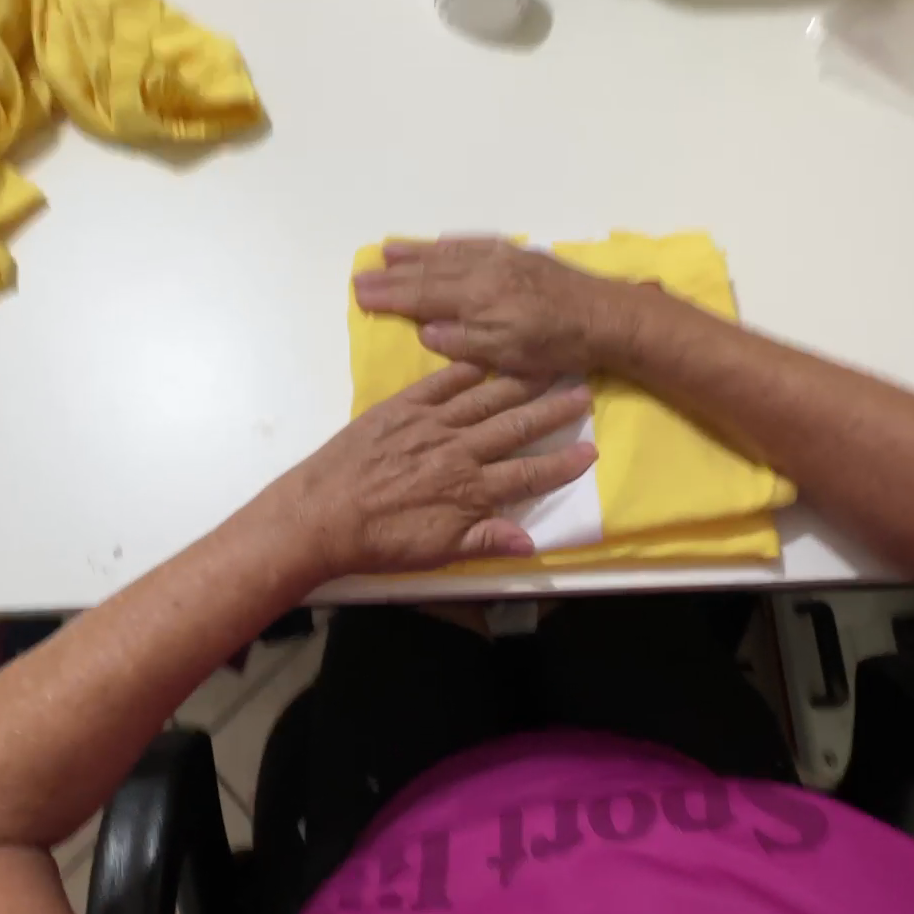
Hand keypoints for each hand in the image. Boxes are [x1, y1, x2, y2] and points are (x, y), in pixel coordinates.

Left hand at [265, 363, 597, 575]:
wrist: (322, 515)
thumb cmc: (379, 541)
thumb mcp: (436, 553)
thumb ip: (484, 541)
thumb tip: (531, 540)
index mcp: (471, 489)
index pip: (529, 474)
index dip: (562, 464)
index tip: (590, 450)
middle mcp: (459, 450)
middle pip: (516, 428)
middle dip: (553, 412)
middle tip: (583, 393)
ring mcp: (430, 424)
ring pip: (485, 399)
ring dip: (519, 385)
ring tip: (546, 369)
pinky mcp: (401, 408)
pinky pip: (440, 384)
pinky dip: (463, 371)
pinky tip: (483, 360)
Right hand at [352, 239, 630, 375]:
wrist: (605, 317)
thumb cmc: (554, 345)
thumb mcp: (507, 355)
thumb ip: (463, 341)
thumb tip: (426, 329)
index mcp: (476, 298)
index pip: (421, 295)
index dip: (389, 295)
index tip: (360, 294)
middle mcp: (483, 270)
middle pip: (428, 270)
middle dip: (392, 273)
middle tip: (362, 273)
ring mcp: (502, 258)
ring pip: (448, 253)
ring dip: (416, 252)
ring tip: (387, 250)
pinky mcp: (519, 255)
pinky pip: (475, 244)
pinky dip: (451, 244)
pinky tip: (440, 244)